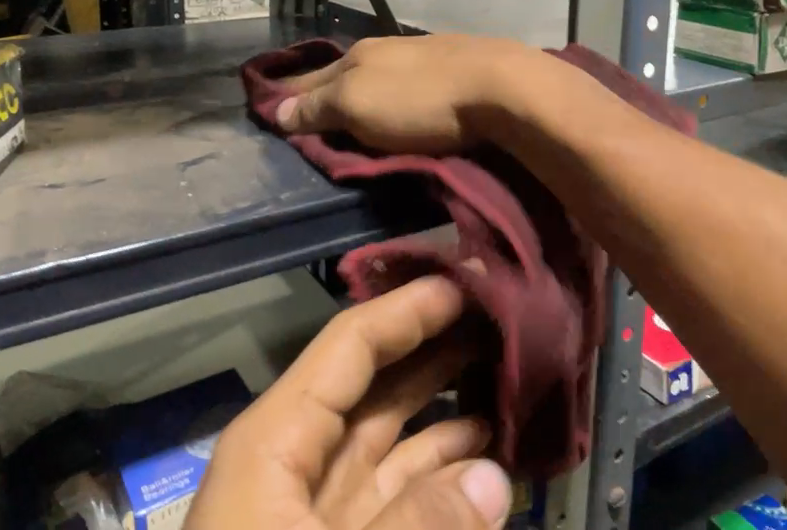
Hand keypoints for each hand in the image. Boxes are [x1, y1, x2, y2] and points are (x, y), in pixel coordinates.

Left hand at [187, 276, 512, 529]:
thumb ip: (416, 526)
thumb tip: (492, 474)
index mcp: (277, 442)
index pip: (348, 348)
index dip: (407, 309)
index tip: (467, 281)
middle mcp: (299, 464)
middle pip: (375, 387)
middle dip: (436, 351)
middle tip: (503, 320)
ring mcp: (320, 514)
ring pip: (393, 443)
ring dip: (449, 414)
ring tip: (509, 381)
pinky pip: (402, 502)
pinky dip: (445, 480)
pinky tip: (490, 463)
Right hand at [275, 35, 547, 154]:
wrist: (502, 89)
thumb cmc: (421, 100)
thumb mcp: (357, 105)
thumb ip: (319, 107)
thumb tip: (278, 108)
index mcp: (357, 56)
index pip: (308, 78)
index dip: (286, 97)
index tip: (267, 112)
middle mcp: (385, 50)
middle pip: (341, 76)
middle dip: (320, 96)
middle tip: (302, 122)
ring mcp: (421, 58)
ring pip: (376, 80)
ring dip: (358, 97)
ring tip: (345, 120)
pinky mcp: (453, 73)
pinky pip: (406, 89)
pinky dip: (390, 101)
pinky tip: (395, 111)